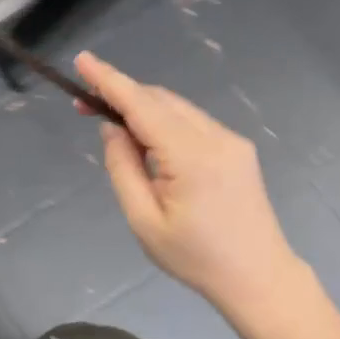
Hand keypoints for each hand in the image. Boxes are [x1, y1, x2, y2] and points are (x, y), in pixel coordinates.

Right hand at [74, 51, 307, 315]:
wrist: (258, 278)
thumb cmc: (194, 257)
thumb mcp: (143, 219)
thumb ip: (123, 167)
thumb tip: (112, 128)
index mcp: (191, 157)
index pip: (142, 106)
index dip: (109, 81)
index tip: (82, 60)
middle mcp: (215, 138)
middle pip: (160, 100)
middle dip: (120, 94)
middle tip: (81, 104)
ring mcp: (230, 142)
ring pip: (176, 108)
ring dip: (140, 107)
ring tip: (108, 123)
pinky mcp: (236, 150)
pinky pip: (191, 122)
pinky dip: (161, 120)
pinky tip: (144, 139)